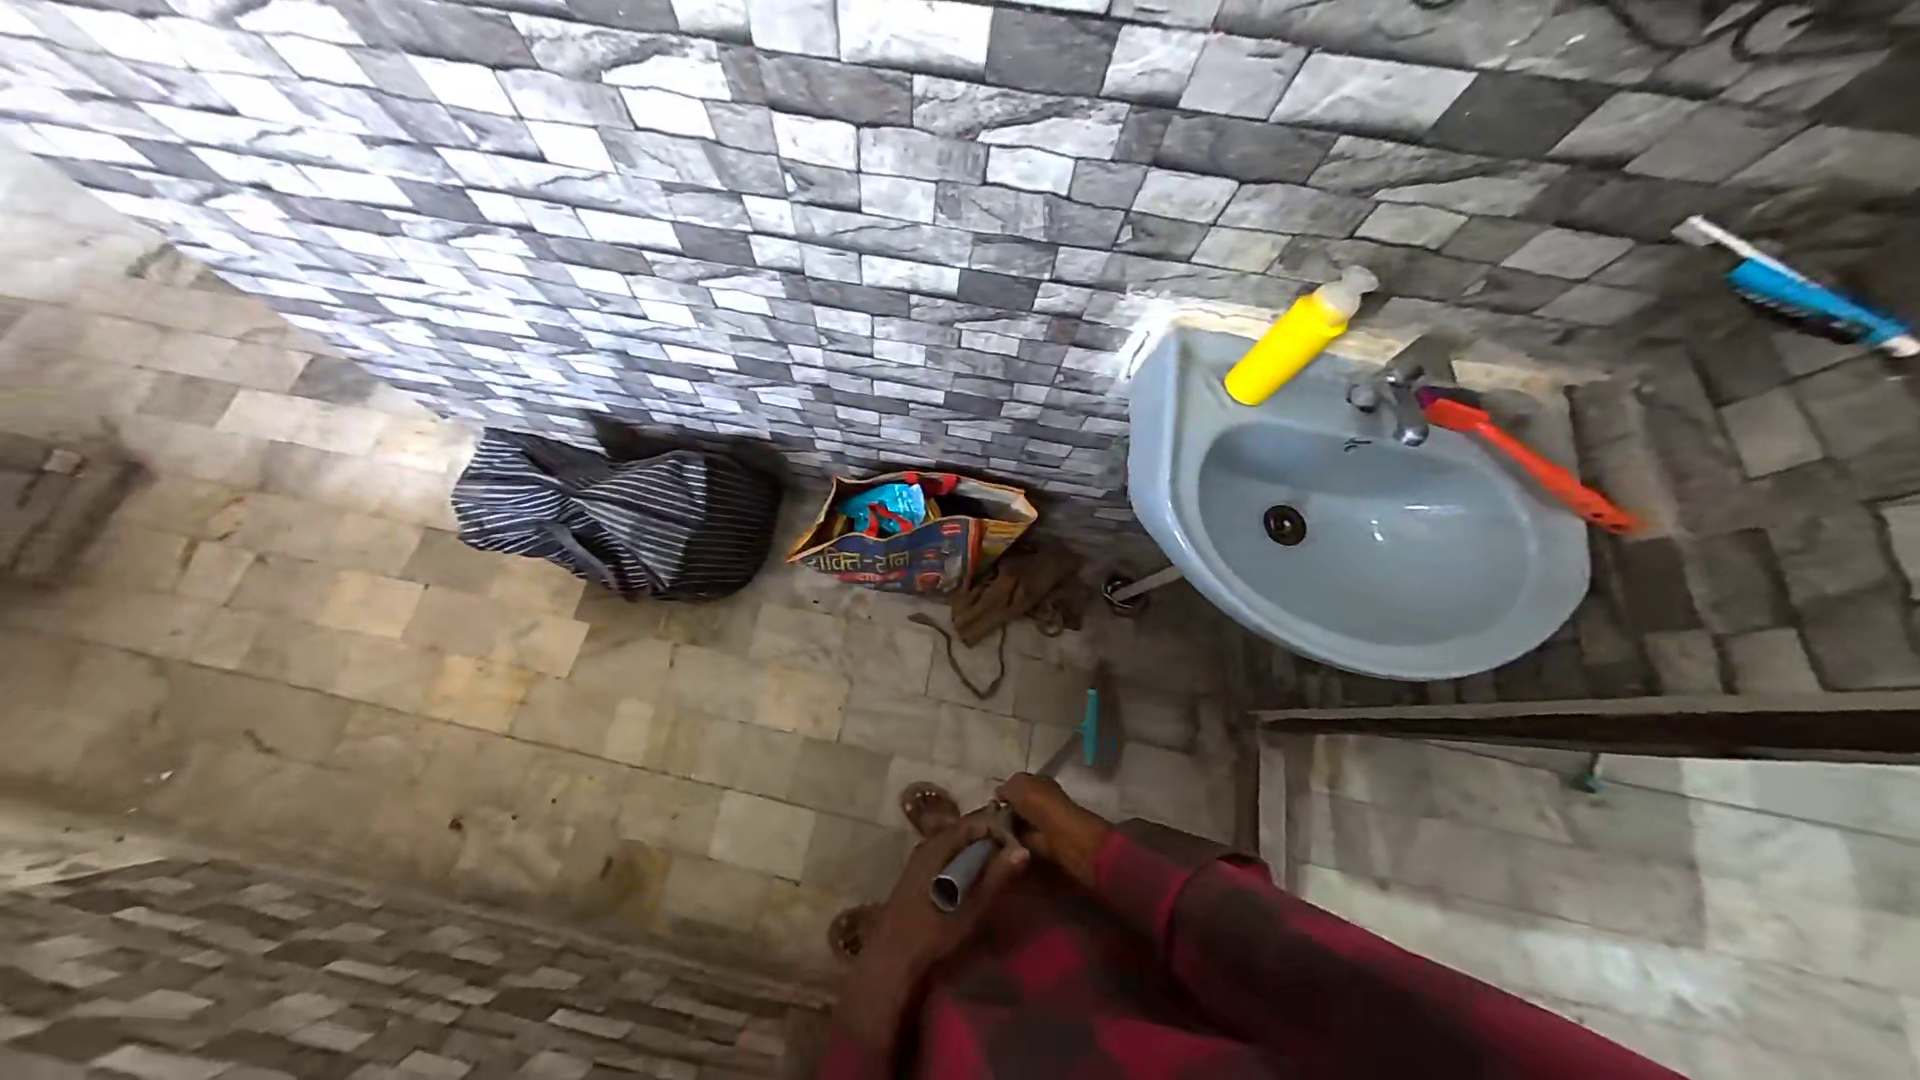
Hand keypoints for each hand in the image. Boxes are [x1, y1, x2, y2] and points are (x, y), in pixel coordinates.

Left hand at [836, 806, 1027, 1051]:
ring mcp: (919, 861)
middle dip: (990, 837)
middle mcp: (926, 846)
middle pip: (963, 831)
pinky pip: (947, 858)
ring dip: (978, 851)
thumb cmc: (933, 934)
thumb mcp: (971, 907)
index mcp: (937, 846)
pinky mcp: (917, 878)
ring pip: (955, 845)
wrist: (891, 964)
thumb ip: (996, 876)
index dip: (998, 825)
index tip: (1020, 838)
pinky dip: (965, 862)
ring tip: (1001, 865)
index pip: (973, 821)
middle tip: (1014, 852)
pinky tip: (977, 878)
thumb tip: (1022, 849)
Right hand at [998, 773, 1111, 890]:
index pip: (1018, 785)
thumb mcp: (1019, 784)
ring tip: (988, 834)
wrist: (1060, 836)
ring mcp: (1041, 824)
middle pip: (1017, 806)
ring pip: (1016, 824)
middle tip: (986, 820)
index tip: (991, 802)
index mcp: (1039, 783)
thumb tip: (999, 794)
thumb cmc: (1041, 804)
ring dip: (1005, 829)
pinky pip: (1019, 841)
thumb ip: (1007, 786)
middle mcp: (1041, 802)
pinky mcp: (1039, 844)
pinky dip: (1010, 843)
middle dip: (1003, 812)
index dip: (1005, 792)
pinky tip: (998, 845)